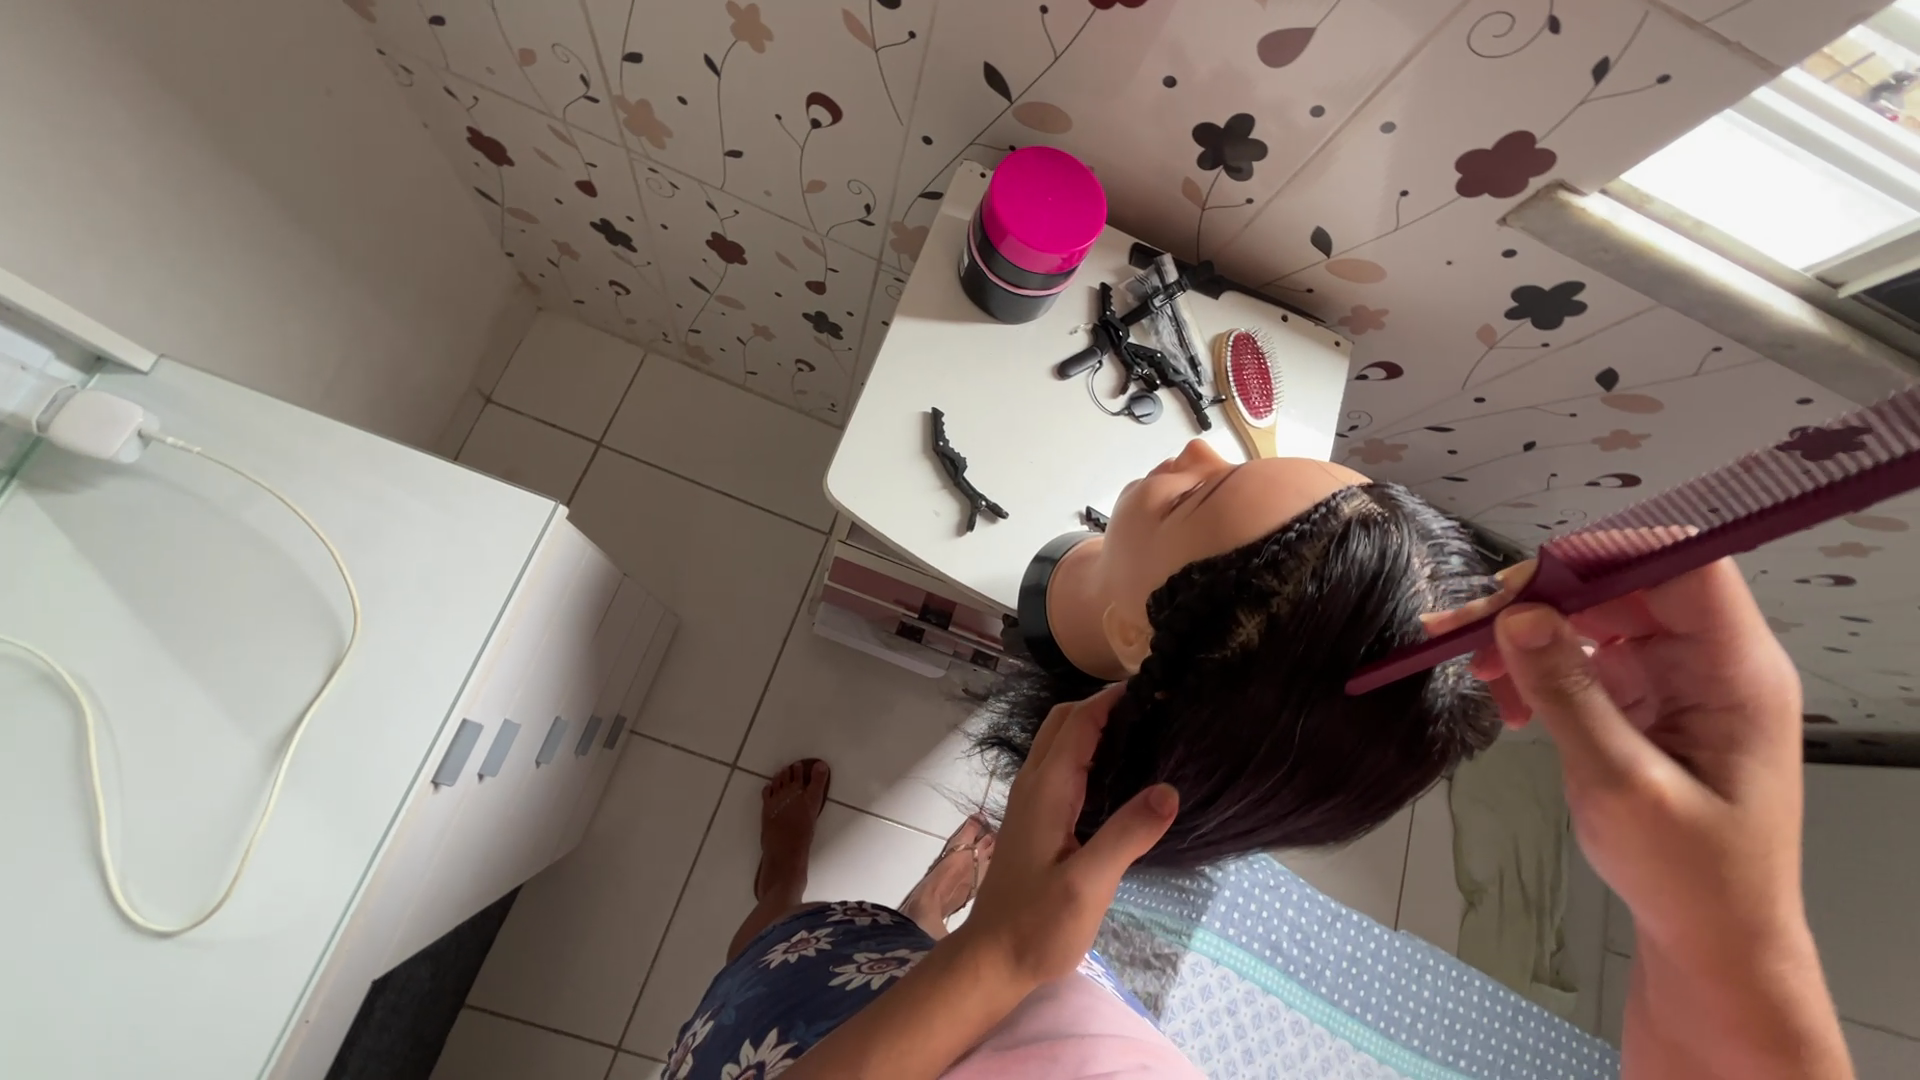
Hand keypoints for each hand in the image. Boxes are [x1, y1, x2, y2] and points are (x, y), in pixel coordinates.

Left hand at [958, 686, 1178, 985]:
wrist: (994, 957)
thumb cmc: (1038, 924)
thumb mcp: (1088, 885)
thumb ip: (1126, 836)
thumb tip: (1169, 790)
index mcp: (1047, 788)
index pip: (1079, 723)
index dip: (1111, 699)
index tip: (1150, 686)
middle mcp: (1034, 783)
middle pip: (1063, 721)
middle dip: (1101, 703)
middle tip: (1149, 706)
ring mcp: (1031, 799)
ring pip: (1057, 740)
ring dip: (1091, 723)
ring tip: (1139, 728)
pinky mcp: (1034, 816)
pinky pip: (1059, 764)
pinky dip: (1085, 748)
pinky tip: (1115, 771)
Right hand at [1427, 557, 1806, 961]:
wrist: (1707, 934)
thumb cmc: (1686, 869)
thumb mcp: (1620, 780)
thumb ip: (1568, 691)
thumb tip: (1518, 614)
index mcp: (1734, 671)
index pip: (1682, 567)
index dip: (1604, 556)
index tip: (1524, 584)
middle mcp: (1704, 661)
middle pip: (1616, 588)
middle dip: (1536, 601)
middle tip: (1466, 629)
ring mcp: (1668, 679)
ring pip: (1584, 619)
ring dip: (1521, 636)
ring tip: (1470, 669)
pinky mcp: (1635, 700)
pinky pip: (1573, 659)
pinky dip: (1529, 670)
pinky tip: (1503, 704)